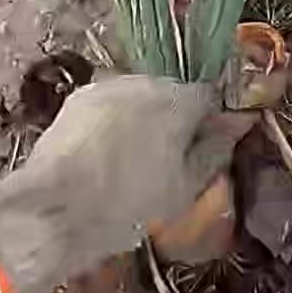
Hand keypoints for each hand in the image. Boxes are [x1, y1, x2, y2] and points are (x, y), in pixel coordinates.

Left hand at [0, 75, 251, 292]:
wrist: (52, 211)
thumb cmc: (126, 205)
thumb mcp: (184, 188)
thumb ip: (215, 149)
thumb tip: (239, 121)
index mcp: (179, 101)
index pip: (209, 96)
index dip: (207, 122)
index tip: (198, 149)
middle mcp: (148, 82)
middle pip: (174, 93)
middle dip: (174, 118)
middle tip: (164, 159)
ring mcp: (111, 85)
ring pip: (141, 96)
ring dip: (144, 117)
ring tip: (129, 157)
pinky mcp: (82, 95)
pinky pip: (112, 102)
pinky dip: (115, 119)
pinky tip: (103, 151)